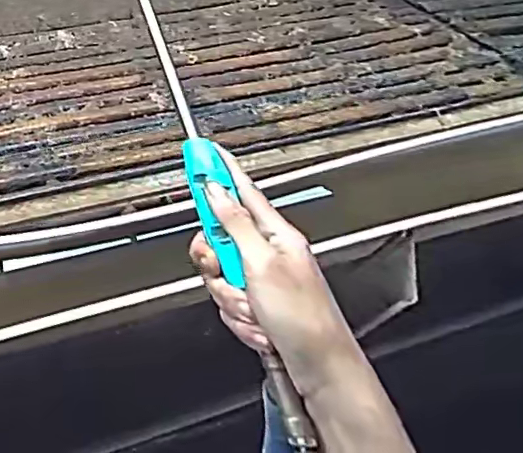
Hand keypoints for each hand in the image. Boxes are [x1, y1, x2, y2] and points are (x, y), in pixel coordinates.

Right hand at [187, 152, 355, 387]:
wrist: (323, 373)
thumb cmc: (307, 321)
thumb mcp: (262, 263)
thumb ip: (234, 223)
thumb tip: (214, 189)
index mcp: (274, 233)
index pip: (239, 188)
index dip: (218, 168)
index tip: (200, 150)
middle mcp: (266, 251)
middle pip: (217, 234)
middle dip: (215, 259)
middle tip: (221, 268)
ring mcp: (260, 276)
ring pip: (217, 269)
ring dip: (228, 294)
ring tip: (252, 308)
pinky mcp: (255, 300)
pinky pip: (226, 295)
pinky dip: (236, 314)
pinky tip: (257, 324)